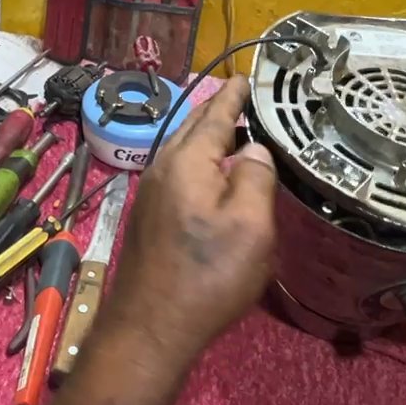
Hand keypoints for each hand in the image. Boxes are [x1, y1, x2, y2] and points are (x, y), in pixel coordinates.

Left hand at [103, 76, 277, 361]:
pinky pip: (179, 172)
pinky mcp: (149, 216)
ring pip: (184, 151)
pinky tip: (216, 177)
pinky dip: (200, 162)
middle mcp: (162, 167)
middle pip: (194, 128)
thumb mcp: (249, 226)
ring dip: (210, 138)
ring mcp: (151, 192)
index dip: (233, 95)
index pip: (214, 115)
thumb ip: (256, 178)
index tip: (245, 76)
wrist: (150, 327)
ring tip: (239, 135)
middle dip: (220, 111)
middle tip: (246, 100)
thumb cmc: (207, 275)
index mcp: (187, 161)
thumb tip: (254, 148)